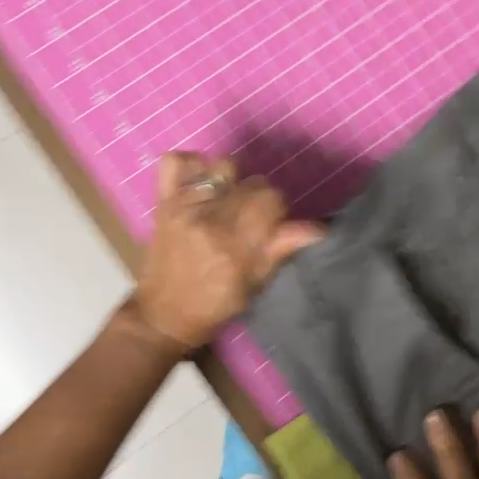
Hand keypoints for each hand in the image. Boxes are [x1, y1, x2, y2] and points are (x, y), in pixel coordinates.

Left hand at [131, 152, 324, 350]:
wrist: (162, 316)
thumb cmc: (212, 307)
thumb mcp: (254, 287)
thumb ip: (280, 251)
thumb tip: (316, 229)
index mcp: (234, 243)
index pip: (272, 199)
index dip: (278, 211)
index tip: (272, 227)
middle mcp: (209, 218)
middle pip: (253, 182)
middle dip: (259, 199)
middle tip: (251, 221)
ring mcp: (183, 205)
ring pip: (223, 167)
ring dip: (232, 182)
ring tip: (228, 203)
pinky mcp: (163, 201)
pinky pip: (176, 162)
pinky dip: (192, 165)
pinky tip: (201, 184)